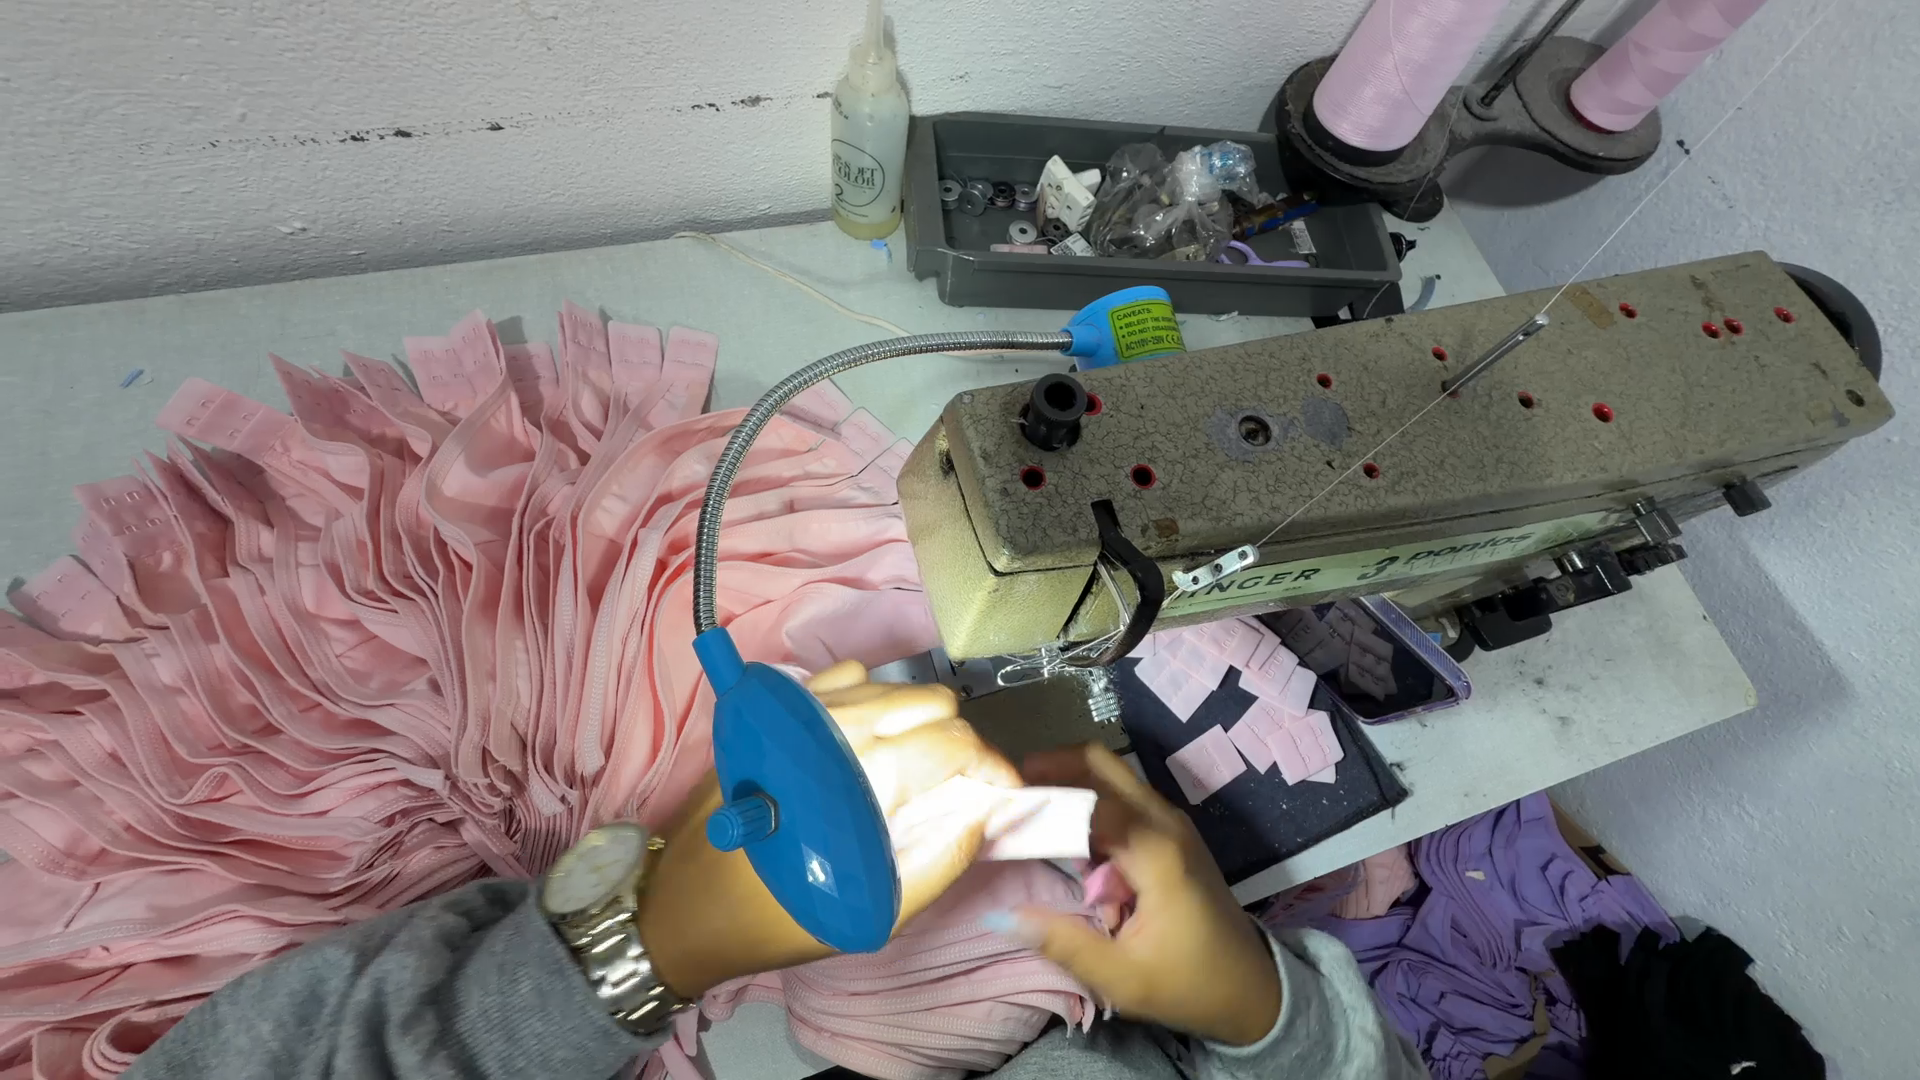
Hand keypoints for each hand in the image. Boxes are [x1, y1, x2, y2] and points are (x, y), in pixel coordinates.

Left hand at [636, 661, 1019, 997]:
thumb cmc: (781, 914)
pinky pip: (852, 675)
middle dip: (958, 744)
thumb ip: (943, 858)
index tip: (1000, 794)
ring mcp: (811, 708)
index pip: (958, 744)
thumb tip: (988, 811)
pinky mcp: (786, 706)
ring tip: (909, 767)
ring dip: (919, 722)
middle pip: (936, 704)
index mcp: (869, 776)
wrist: (689, 901)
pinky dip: (875, 700)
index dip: (992, 768)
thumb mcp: (875, 910)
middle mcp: (843, 726)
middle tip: (952, 787)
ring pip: (899, 687)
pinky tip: (865, 740)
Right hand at [1000, 743, 1281, 1045]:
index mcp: (1156, 851)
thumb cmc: (1189, 984)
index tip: (1002, 810)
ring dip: (1070, 782)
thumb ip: (1063, 943)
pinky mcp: (1170, 829)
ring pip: (1111, 774)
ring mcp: (1170, 820)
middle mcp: (1164, 821)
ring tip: (1031, 808)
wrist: (1254, 989)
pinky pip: (1122, 795)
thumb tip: (1003, 914)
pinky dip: (1089, 799)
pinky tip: (1066, 833)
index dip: (1042, 802)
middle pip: (1101, 763)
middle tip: (1013, 787)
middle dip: (1054, 766)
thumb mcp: (1122, 978)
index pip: (1088, 804)